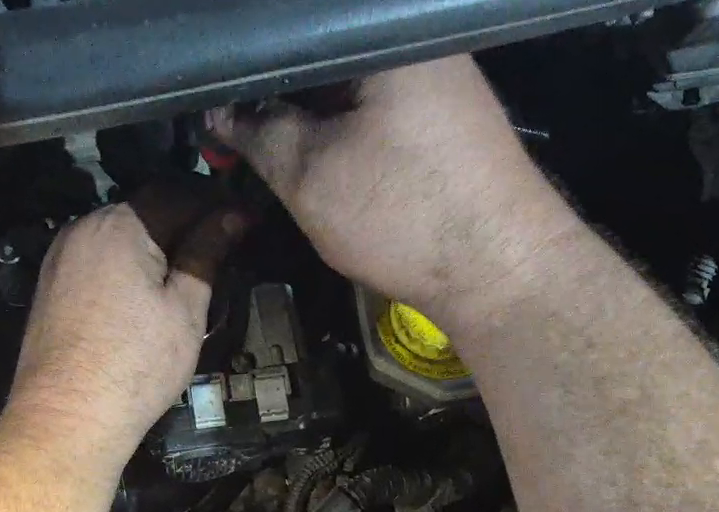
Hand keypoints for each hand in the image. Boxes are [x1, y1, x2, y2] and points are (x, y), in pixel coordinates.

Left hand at [8, 195, 240, 460]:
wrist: (67, 417)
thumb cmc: (136, 366)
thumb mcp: (184, 309)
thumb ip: (205, 254)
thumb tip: (232, 216)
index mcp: (120, 225)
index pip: (178, 194)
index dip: (216, 205)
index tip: (245, 223)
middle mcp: (83, 228)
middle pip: (144, 212)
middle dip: (184, 224)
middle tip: (220, 251)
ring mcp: (60, 258)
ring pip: (119, 237)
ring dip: (154, 247)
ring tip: (186, 276)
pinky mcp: (50, 287)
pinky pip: (97, 261)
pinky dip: (126, 267)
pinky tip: (145, 296)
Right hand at [210, 56, 576, 330]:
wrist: (499, 269)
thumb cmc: (403, 214)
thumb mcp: (310, 176)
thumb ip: (258, 134)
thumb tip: (220, 112)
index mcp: (381, 34)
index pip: (291, 37)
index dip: (248, 77)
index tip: (219, 113)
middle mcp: (415, 40)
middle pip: (321, 61)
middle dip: (282, 100)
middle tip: (247, 143)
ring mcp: (438, 74)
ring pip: (349, 88)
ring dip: (315, 121)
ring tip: (286, 157)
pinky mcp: (447, 113)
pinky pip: (379, 109)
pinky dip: (349, 134)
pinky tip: (335, 168)